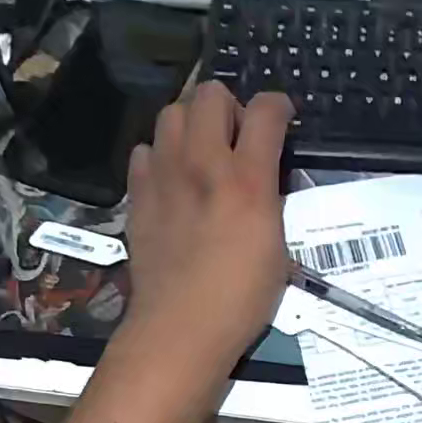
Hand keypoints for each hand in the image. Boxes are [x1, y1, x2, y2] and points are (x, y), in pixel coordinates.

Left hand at [122, 81, 294, 368]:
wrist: (182, 327)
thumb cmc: (241, 301)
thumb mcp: (277, 252)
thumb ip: (270, 203)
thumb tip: (262, 182)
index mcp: (248, 181)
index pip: (267, 112)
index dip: (279, 107)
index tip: (282, 119)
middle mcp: (204, 165)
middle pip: (211, 95)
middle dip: (231, 107)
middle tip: (237, 137)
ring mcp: (164, 177)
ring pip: (172, 113)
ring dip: (193, 124)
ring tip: (202, 153)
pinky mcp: (138, 195)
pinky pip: (145, 151)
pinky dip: (161, 156)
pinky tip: (172, 180)